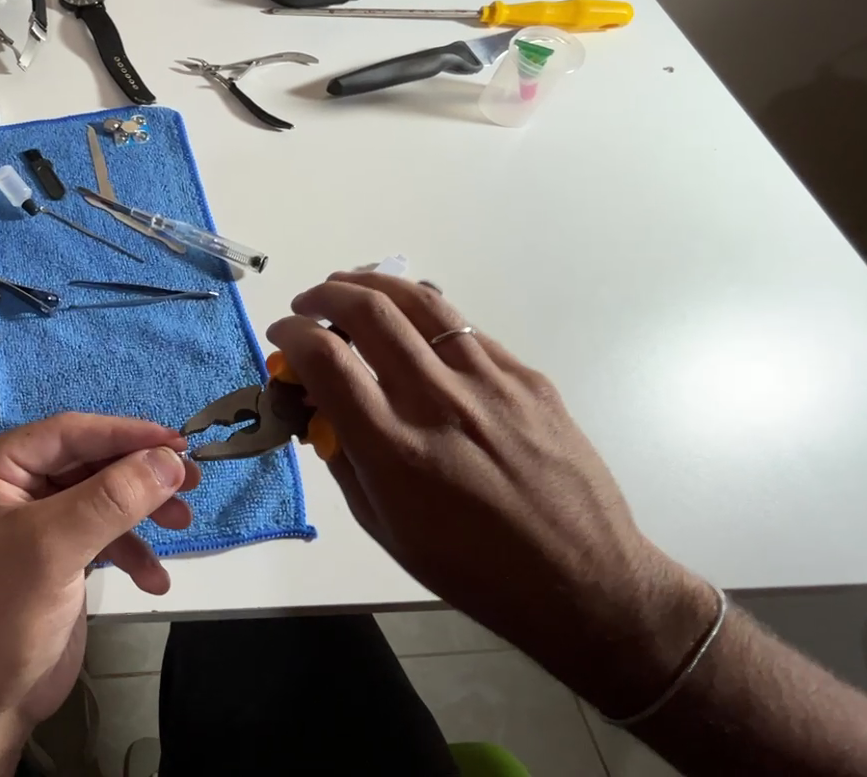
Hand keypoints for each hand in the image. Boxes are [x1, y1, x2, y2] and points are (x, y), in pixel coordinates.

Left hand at [0, 413, 198, 774]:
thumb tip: (169, 459)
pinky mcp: (58, 552)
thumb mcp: (56, 547)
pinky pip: (103, 533)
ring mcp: (37, 518)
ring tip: (183, 524)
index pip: (68, 433)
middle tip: (192, 481)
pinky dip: (132, 551)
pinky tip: (154, 579)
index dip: (124, 434)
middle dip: (139, 475)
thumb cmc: (6, 613)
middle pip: (89, 461)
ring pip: (102, 495)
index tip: (177, 442)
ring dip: (143, 511)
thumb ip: (113, 498)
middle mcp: (14, 483)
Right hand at [265, 271, 714, 717]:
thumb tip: (314, 402)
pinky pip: (463, 329)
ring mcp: (490, 385)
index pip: (325, 358)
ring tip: (349, 287)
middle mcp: (439, 403)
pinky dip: (422, 316)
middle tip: (308, 304)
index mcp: (393, 449)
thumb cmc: (467, 566)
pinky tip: (410, 326)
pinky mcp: (527, 379)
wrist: (584, 583)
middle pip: (369, 312)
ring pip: (420, 301)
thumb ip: (338, 453)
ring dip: (371, 284)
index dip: (292, 333)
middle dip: (324, 295)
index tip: (282, 335)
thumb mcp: (379, 521)